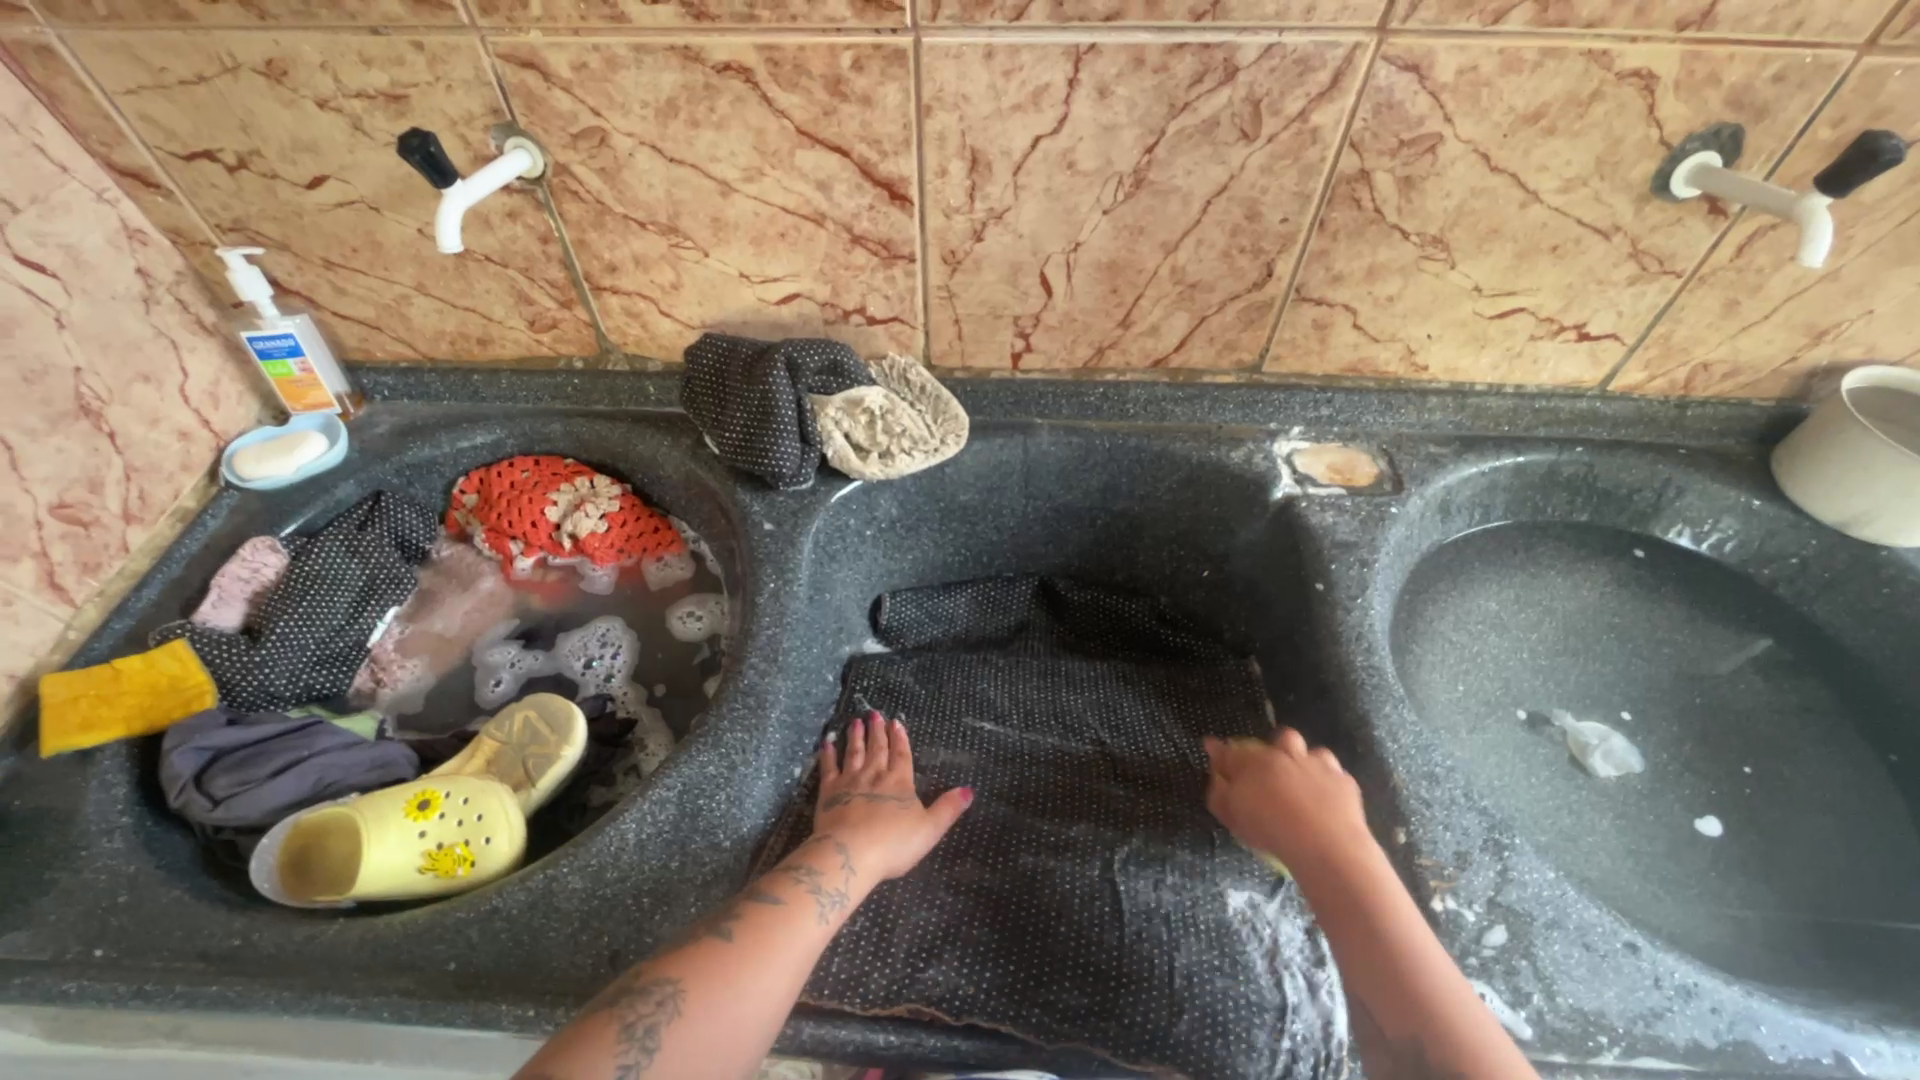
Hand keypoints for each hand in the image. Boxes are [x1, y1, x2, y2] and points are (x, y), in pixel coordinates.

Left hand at [814, 711, 971, 881]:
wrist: (851, 853)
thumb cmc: (894, 844)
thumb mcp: (930, 829)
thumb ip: (948, 808)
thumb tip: (969, 790)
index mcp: (900, 782)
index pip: (901, 754)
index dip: (900, 738)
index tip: (896, 722)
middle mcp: (875, 775)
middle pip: (877, 749)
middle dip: (877, 731)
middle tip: (874, 713)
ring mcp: (850, 781)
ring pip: (854, 753)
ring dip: (856, 737)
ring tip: (856, 722)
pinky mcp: (829, 791)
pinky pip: (829, 767)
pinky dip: (828, 754)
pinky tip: (827, 743)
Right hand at [1204, 728, 1373, 875]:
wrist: (1324, 843)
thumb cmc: (1269, 829)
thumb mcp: (1232, 816)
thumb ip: (1219, 793)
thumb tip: (1217, 776)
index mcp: (1254, 762)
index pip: (1231, 750)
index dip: (1220, 749)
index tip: (1213, 747)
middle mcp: (1287, 755)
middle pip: (1282, 738)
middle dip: (1277, 747)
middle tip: (1274, 769)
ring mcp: (1319, 765)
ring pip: (1314, 752)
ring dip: (1308, 763)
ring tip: (1306, 784)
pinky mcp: (1344, 781)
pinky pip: (1337, 775)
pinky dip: (1330, 783)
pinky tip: (1328, 800)